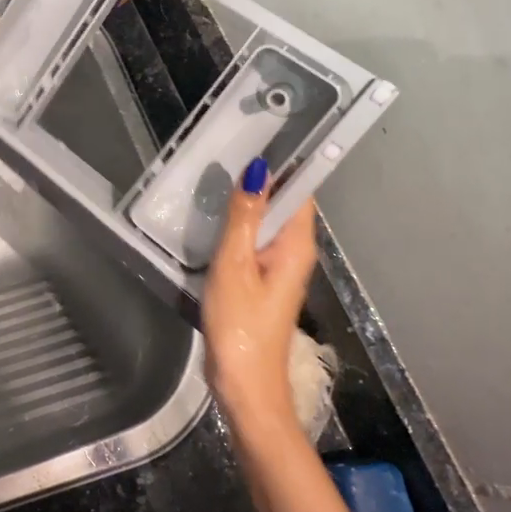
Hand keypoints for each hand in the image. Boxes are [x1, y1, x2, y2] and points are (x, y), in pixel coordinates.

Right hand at [203, 157, 317, 435]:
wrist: (243, 383)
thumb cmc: (241, 323)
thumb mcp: (234, 265)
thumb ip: (243, 217)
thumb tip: (258, 170)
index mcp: (296, 245)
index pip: (300, 189)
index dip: (288, 159)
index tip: (267, 128)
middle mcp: (293, 251)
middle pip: (282, 201)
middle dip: (261, 173)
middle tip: (228, 140)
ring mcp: (276, 265)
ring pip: (264, 219)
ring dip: (245, 197)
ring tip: (215, 167)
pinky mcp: (258, 278)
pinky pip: (251, 237)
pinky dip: (235, 220)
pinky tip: (210, 212)